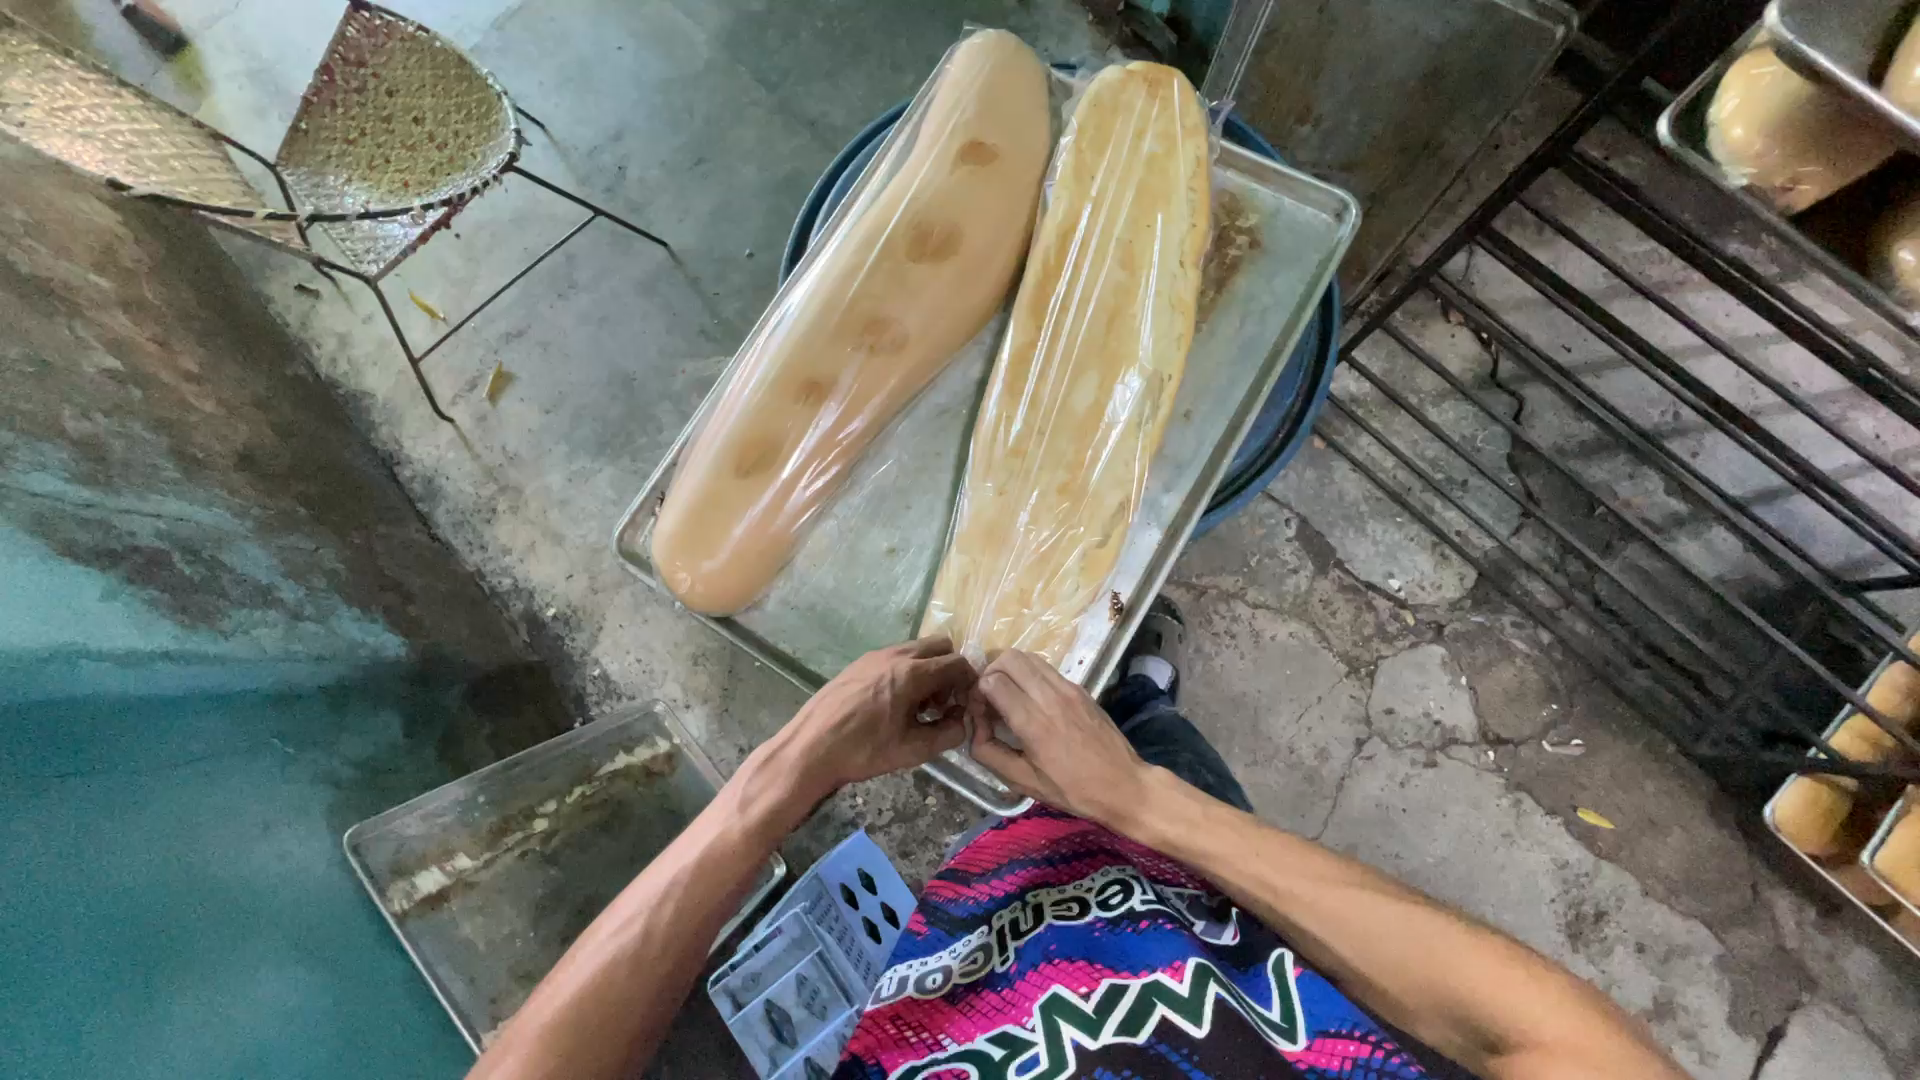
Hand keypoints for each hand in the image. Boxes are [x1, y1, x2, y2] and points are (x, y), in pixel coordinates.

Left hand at [754, 636, 975, 805]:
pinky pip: (896, 656)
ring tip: (917, 706)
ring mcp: (875, 655)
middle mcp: (896, 655)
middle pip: (940, 645)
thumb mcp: (913, 750)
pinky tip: (893, 703)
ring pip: (917, 649)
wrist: (811, 747)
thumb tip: (963, 721)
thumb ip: (948, 734)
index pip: (958, 663)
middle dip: (949, 671)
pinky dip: (907, 670)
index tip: (965, 705)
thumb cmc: (863, 751)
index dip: (969, 682)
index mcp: (913, 673)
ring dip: (928, 670)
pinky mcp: (860, 662)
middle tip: (942, 703)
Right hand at [966, 650, 1155, 826]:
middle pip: (1008, 658)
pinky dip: (1029, 673)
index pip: (993, 681)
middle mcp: (1050, 697)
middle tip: (990, 697)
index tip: (981, 712)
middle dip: (990, 672)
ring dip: (1009, 669)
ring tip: (1009, 694)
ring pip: (1027, 656)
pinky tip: (1031, 698)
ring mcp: (1067, 688)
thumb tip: (975, 727)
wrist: (1123, 784)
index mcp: (1034, 723)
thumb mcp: (1024, 782)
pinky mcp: (1079, 687)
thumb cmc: (1072, 789)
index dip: (977, 693)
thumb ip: (989, 753)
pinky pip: (1045, 667)